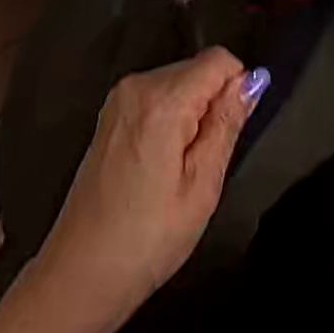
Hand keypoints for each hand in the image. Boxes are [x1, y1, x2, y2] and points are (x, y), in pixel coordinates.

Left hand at [36, 47, 268, 313]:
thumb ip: (227, 123)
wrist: (80, 273)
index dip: (237, 89)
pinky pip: (158, 96)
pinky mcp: (110, 113)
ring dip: (193, 113)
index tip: (230, 132)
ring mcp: (118, 98)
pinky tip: (161, 163)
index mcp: (161, 100)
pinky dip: (172, 119)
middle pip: (198, 69)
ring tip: (180, 167)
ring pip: (180, 81)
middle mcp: (136, 86)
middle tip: (203, 160)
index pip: (219, 60)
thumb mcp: (202, 184)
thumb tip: (253, 80)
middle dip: (213, 103)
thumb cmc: (149, 237)